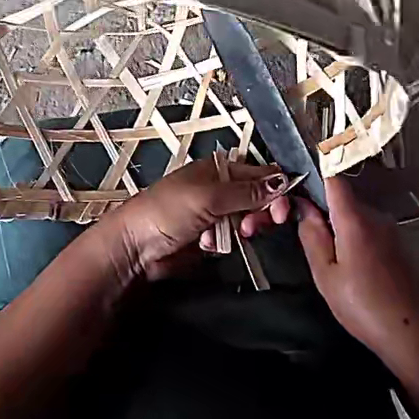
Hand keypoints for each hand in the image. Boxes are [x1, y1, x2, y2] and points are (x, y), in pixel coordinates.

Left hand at [103, 158, 290, 281]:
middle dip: (261, 212)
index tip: (283, 208)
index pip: (260, 174)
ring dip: (244, 229)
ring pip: (248, 220)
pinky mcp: (209, 237)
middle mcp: (219, 188)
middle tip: (254, 226)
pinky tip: (212, 245)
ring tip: (231, 235)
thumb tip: (281, 182)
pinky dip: (227, 243)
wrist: (135, 248)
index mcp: (218, 169)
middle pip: (258, 198)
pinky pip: (233, 238)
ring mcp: (214, 213)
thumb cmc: (163, 212)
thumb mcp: (209, 196)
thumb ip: (248, 192)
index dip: (276, 189)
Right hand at [297, 177, 418, 387]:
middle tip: (300, 232)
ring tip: (326, 261)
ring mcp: (389, 231)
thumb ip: (311, 235)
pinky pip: (367, 231)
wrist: (415, 335)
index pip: (333, 176)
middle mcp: (376, 218)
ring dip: (335, 228)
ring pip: (353, 216)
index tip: (294, 186)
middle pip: (341, 198)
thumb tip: (302, 208)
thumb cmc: (369, 309)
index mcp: (355, 219)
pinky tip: (348, 270)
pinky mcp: (396, 246)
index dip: (311, 175)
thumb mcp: (325, 273)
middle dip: (319, 209)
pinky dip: (351, 241)